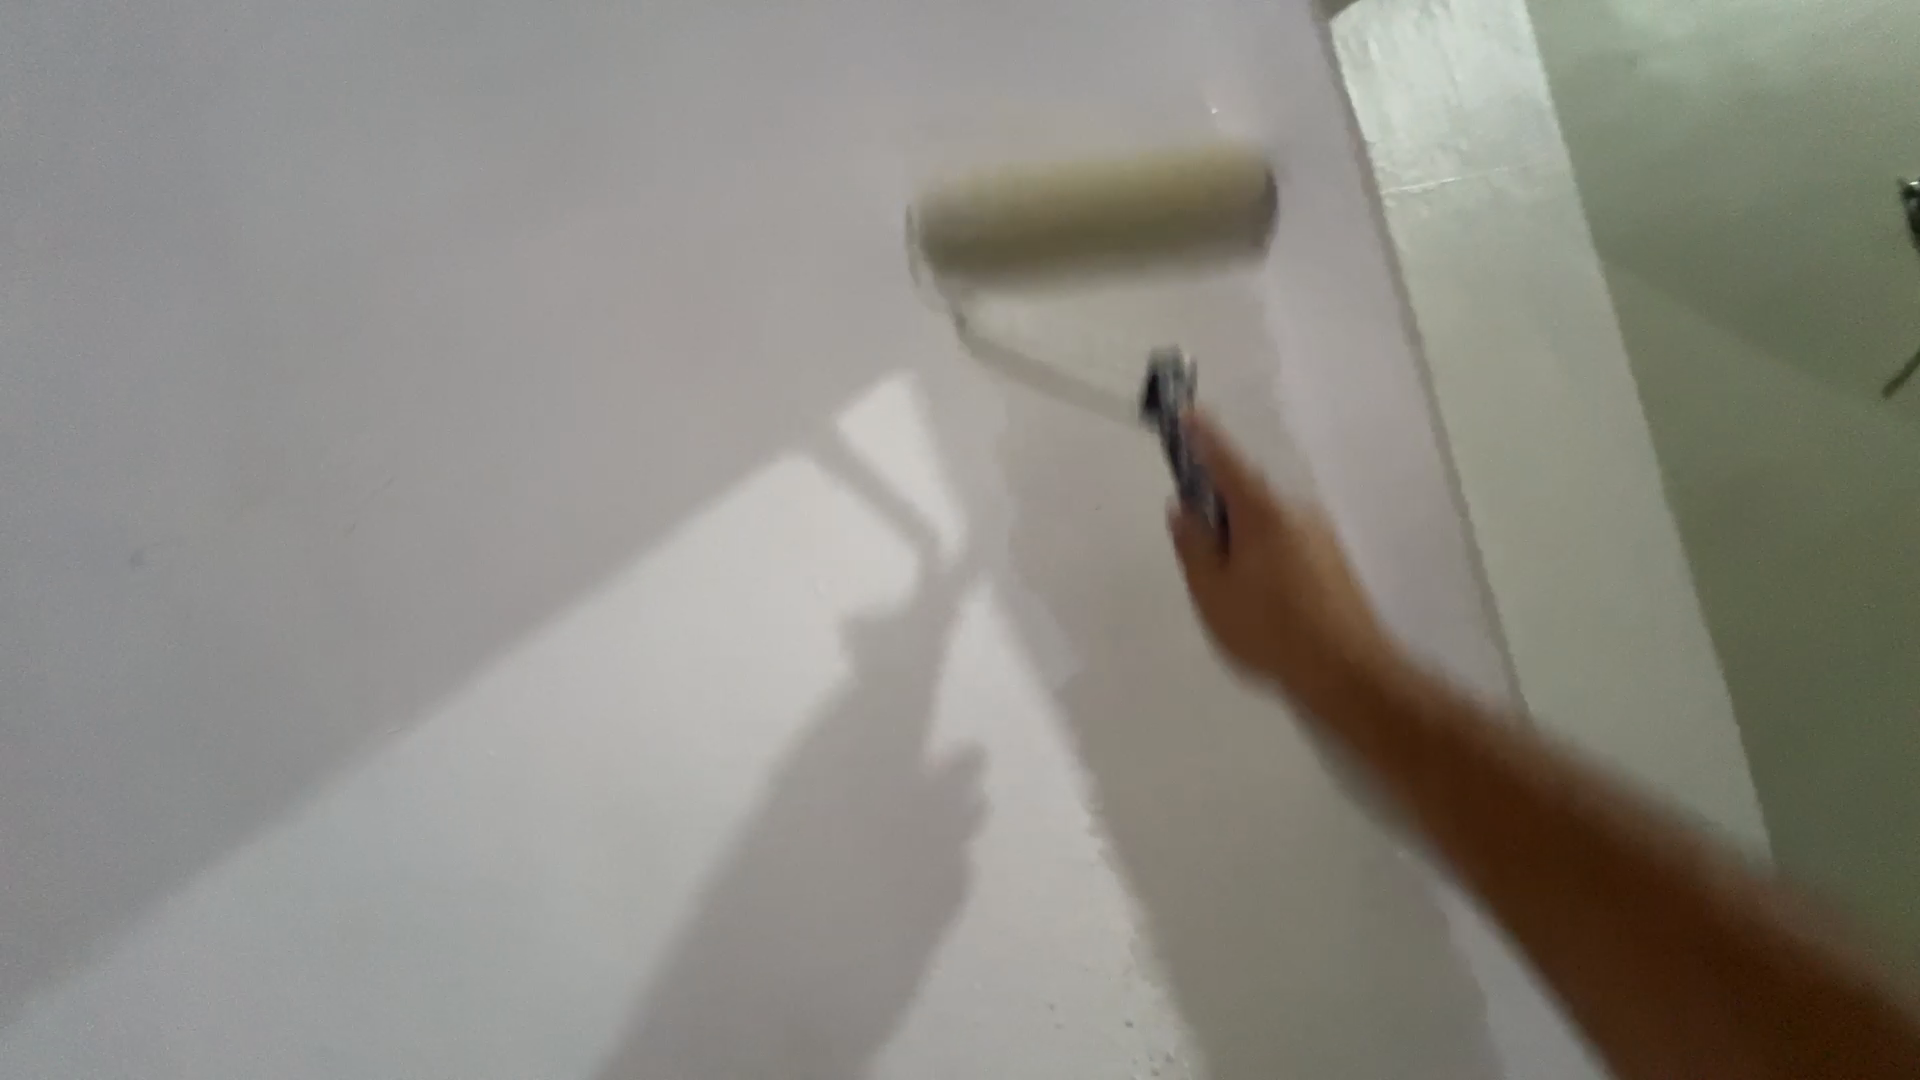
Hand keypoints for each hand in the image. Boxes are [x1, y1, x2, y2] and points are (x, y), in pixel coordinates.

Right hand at [1168, 411, 1397, 699]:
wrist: (1347, 672)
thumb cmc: (1268, 629)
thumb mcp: (1211, 591)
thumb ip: (1193, 545)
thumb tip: (1182, 509)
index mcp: (1262, 513)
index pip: (1225, 462)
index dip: (1203, 437)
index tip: (1186, 412)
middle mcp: (1296, 512)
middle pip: (1245, 495)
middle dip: (1218, 511)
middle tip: (1199, 552)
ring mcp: (1319, 534)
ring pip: (1265, 523)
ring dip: (1240, 539)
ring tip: (1229, 589)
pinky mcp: (1332, 559)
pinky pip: (1284, 541)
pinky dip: (1262, 555)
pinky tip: (1258, 599)